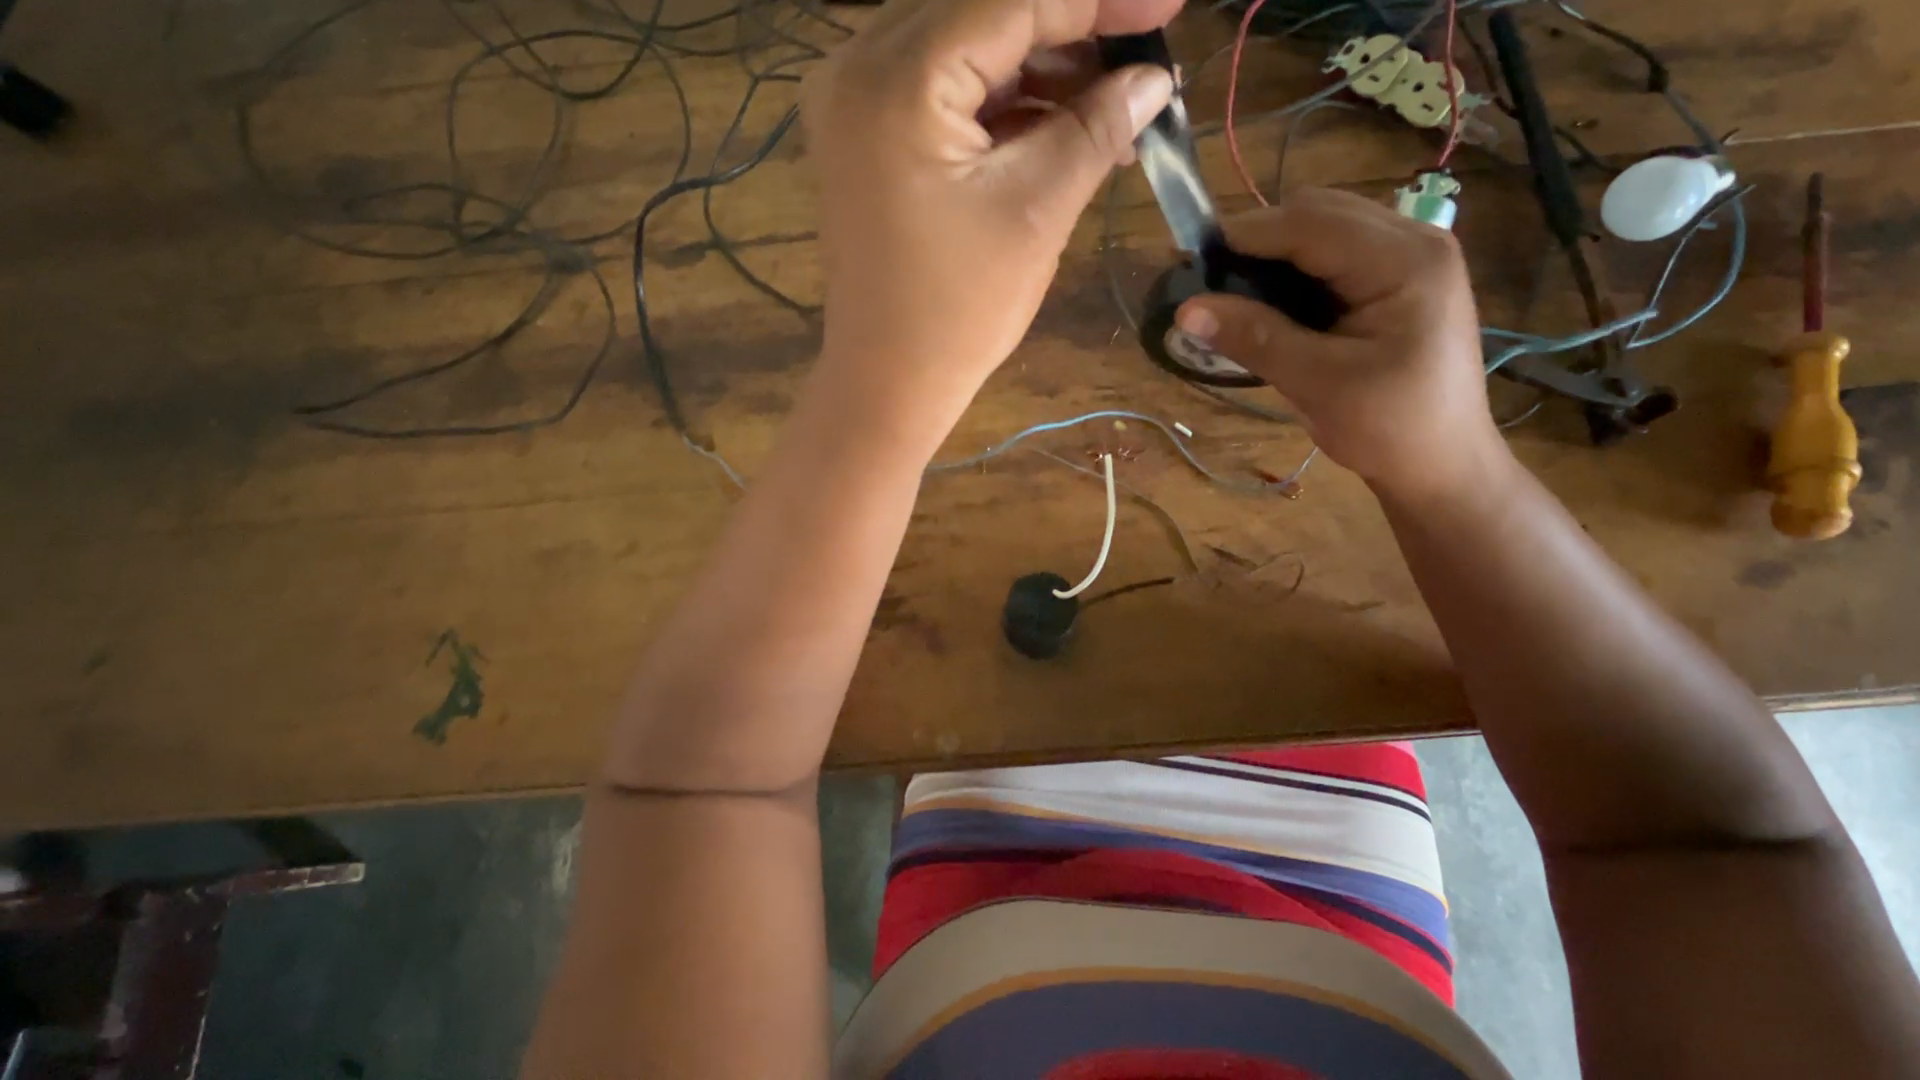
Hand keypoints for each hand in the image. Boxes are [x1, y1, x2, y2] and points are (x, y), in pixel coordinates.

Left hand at [801, 0, 1178, 422]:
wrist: (887, 380)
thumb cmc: (959, 309)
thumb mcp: (1037, 210)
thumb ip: (1095, 126)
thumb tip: (1153, 79)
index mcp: (898, 79)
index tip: (1168, 8)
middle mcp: (857, 65)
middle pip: (982, 9)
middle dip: (1069, 27)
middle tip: (1141, 58)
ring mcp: (852, 98)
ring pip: (962, 42)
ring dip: (1038, 64)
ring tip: (1112, 105)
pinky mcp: (862, 131)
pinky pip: (940, 84)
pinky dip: (1000, 96)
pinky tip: (1060, 122)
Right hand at [1173, 188, 1504, 499]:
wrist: (1443, 464)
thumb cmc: (1388, 428)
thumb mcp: (1316, 384)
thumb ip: (1254, 337)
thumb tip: (1186, 309)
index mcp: (1406, 262)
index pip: (1310, 223)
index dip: (1246, 235)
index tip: (1190, 258)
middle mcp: (1417, 240)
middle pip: (1320, 211)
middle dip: (1262, 239)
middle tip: (1214, 282)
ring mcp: (1415, 254)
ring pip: (1328, 225)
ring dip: (1279, 252)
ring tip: (1239, 293)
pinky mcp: (1405, 274)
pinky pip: (1341, 249)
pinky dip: (1300, 267)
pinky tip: (1277, 302)